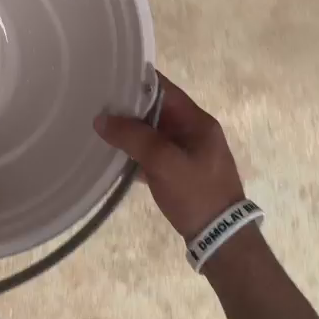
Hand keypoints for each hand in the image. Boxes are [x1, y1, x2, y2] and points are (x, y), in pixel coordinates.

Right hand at [95, 73, 245, 240]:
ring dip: (129, 129)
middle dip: (127, 106)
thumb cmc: (197, 194)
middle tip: (95, 102)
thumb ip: (133, 137)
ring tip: (99, 125)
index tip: (107, 77)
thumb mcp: (163, 162)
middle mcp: (193, 131)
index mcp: (197, 121)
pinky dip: (135, 149)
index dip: (136, 80)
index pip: (163, 88)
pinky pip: (153, 151)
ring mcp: (187, 152)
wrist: (222, 240)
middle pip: (155, 108)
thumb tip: (101, 119)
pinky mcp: (180, 170)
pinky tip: (113, 153)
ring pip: (152, 131)